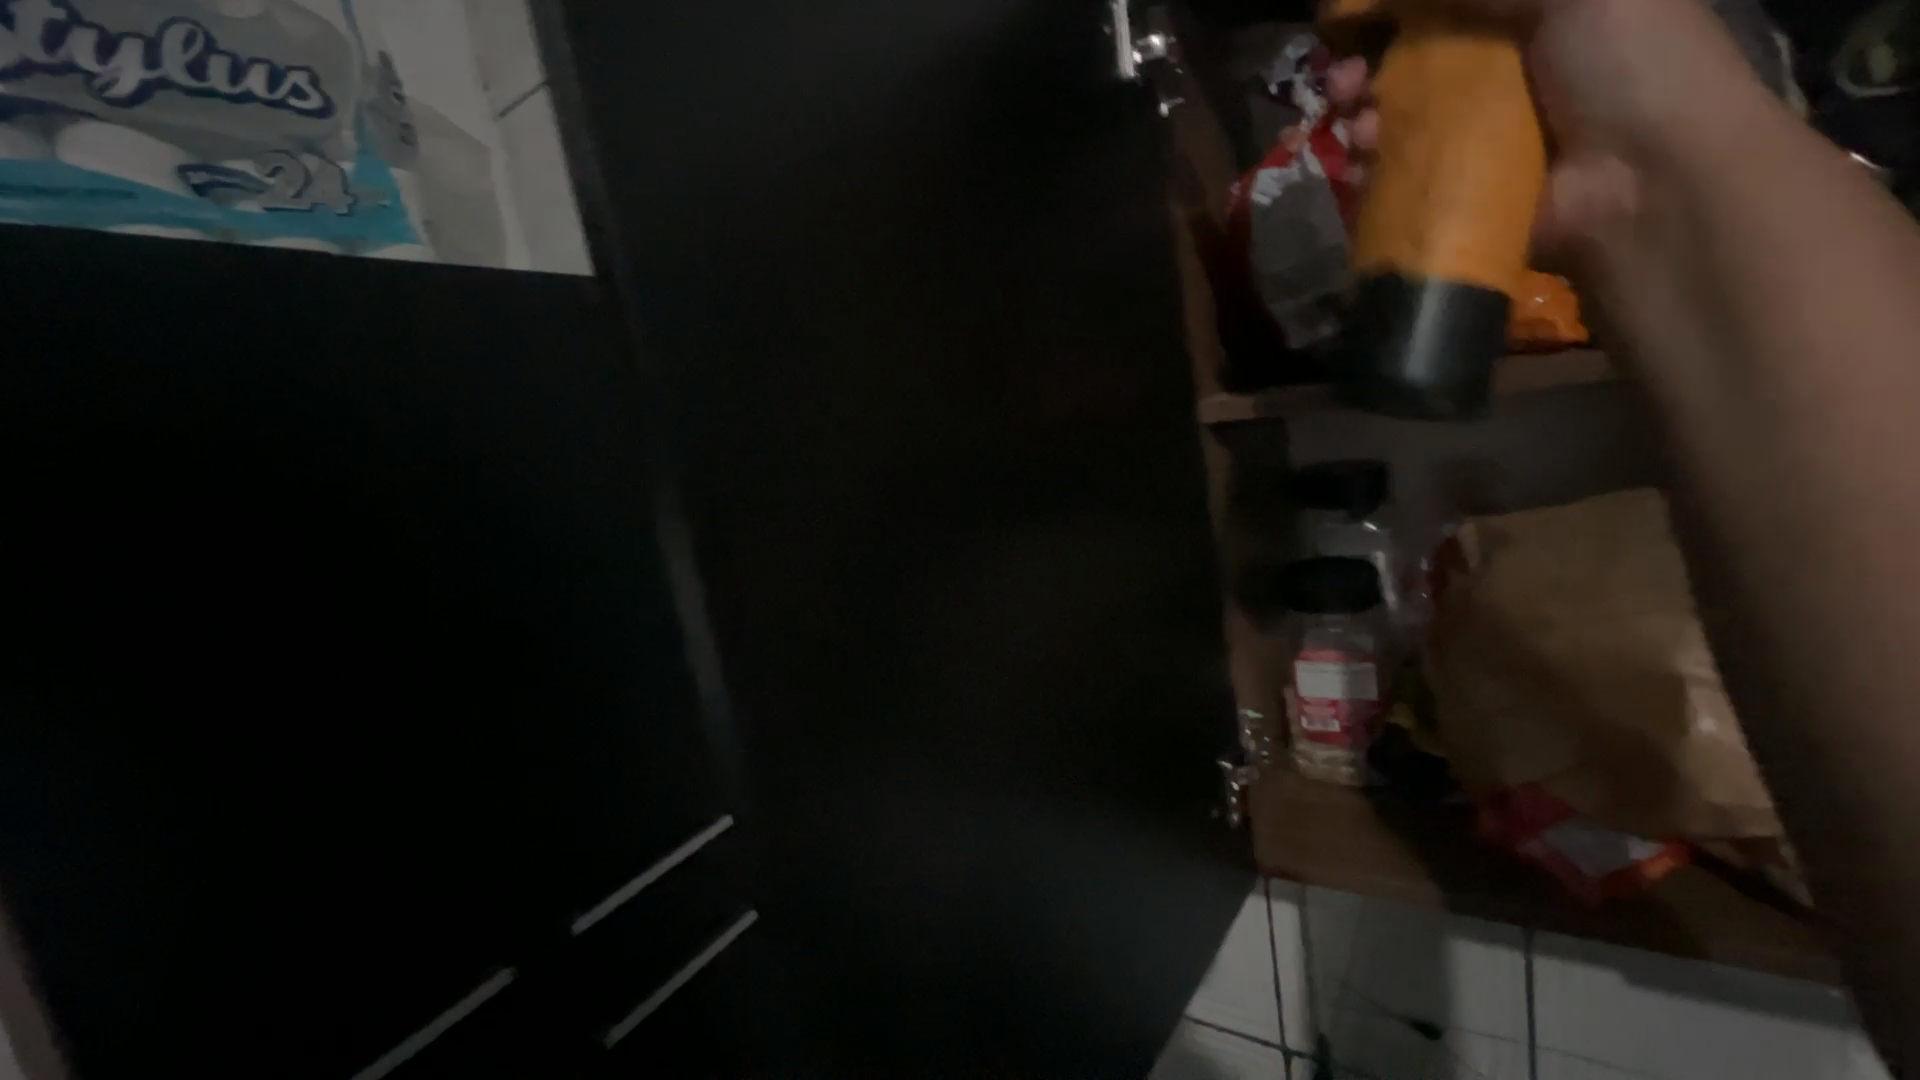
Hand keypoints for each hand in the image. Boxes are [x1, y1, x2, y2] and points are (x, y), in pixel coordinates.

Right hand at [1324, 0, 1777, 258]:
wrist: (1643, 179)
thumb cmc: (1628, 61)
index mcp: (1535, 14)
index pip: (1446, 8)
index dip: (1394, 9)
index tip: (1347, 15)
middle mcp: (1499, 68)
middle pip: (1410, 55)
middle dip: (1364, 58)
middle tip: (1339, 72)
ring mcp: (1472, 131)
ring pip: (1393, 111)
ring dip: (1358, 104)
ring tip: (1345, 106)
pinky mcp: (1453, 185)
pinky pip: (1394, 166)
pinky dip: (1368, 155)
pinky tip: (1361, 146)